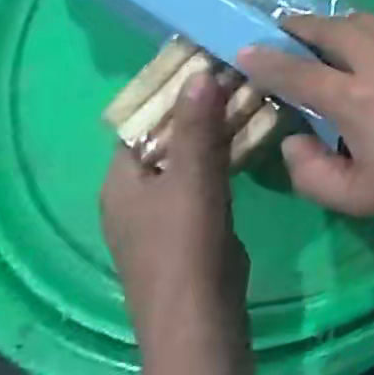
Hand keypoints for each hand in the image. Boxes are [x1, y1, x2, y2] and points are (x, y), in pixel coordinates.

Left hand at [100, 71, 248, 340]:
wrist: (198, 310)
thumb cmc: (186, 240)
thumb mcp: (193, 176)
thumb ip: (198, 125)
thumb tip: (201, 71)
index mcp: (121, 180)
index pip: (143, 122)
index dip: (173, 92)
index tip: (212, 64)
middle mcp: (133, 193)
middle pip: (168, 138)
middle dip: (201, 109)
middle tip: (242, 80)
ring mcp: (160, 213)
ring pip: (188, 158)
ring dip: (216, 132)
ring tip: (252, 104)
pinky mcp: (188, 225)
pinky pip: (203, 178)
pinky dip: (223, 157)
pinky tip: (251, 146)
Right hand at [238, 13, 373, 215]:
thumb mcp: (362, 196)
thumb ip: (312, 175)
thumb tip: (293, 140)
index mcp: (350, 97)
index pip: (294, 70)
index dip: (264, 59)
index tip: (243, 49)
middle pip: (327, 28)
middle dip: (298, 25)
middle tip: (282, 29)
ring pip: (363, 20)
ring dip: (336, 24)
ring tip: (326, 34)